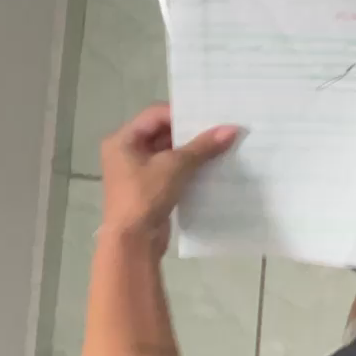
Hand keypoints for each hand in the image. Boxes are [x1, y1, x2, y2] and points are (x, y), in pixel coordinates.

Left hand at [99, 104, 238, 257]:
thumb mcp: (175, 167)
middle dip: (191, 132)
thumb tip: (232, 129)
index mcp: (123, 139)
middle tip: (220, 129)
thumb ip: (203, 146)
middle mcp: (127, 151)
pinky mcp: (151, 188)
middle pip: (163, 132)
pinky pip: (172, 170)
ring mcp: (138, 171)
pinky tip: (212, 167)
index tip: (210, 116)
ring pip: (169, 152)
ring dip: (193, 151)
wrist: (133, 241)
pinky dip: (190, 167)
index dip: (183, 114)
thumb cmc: (145, 196)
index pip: (156, 115)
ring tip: (221, 146)